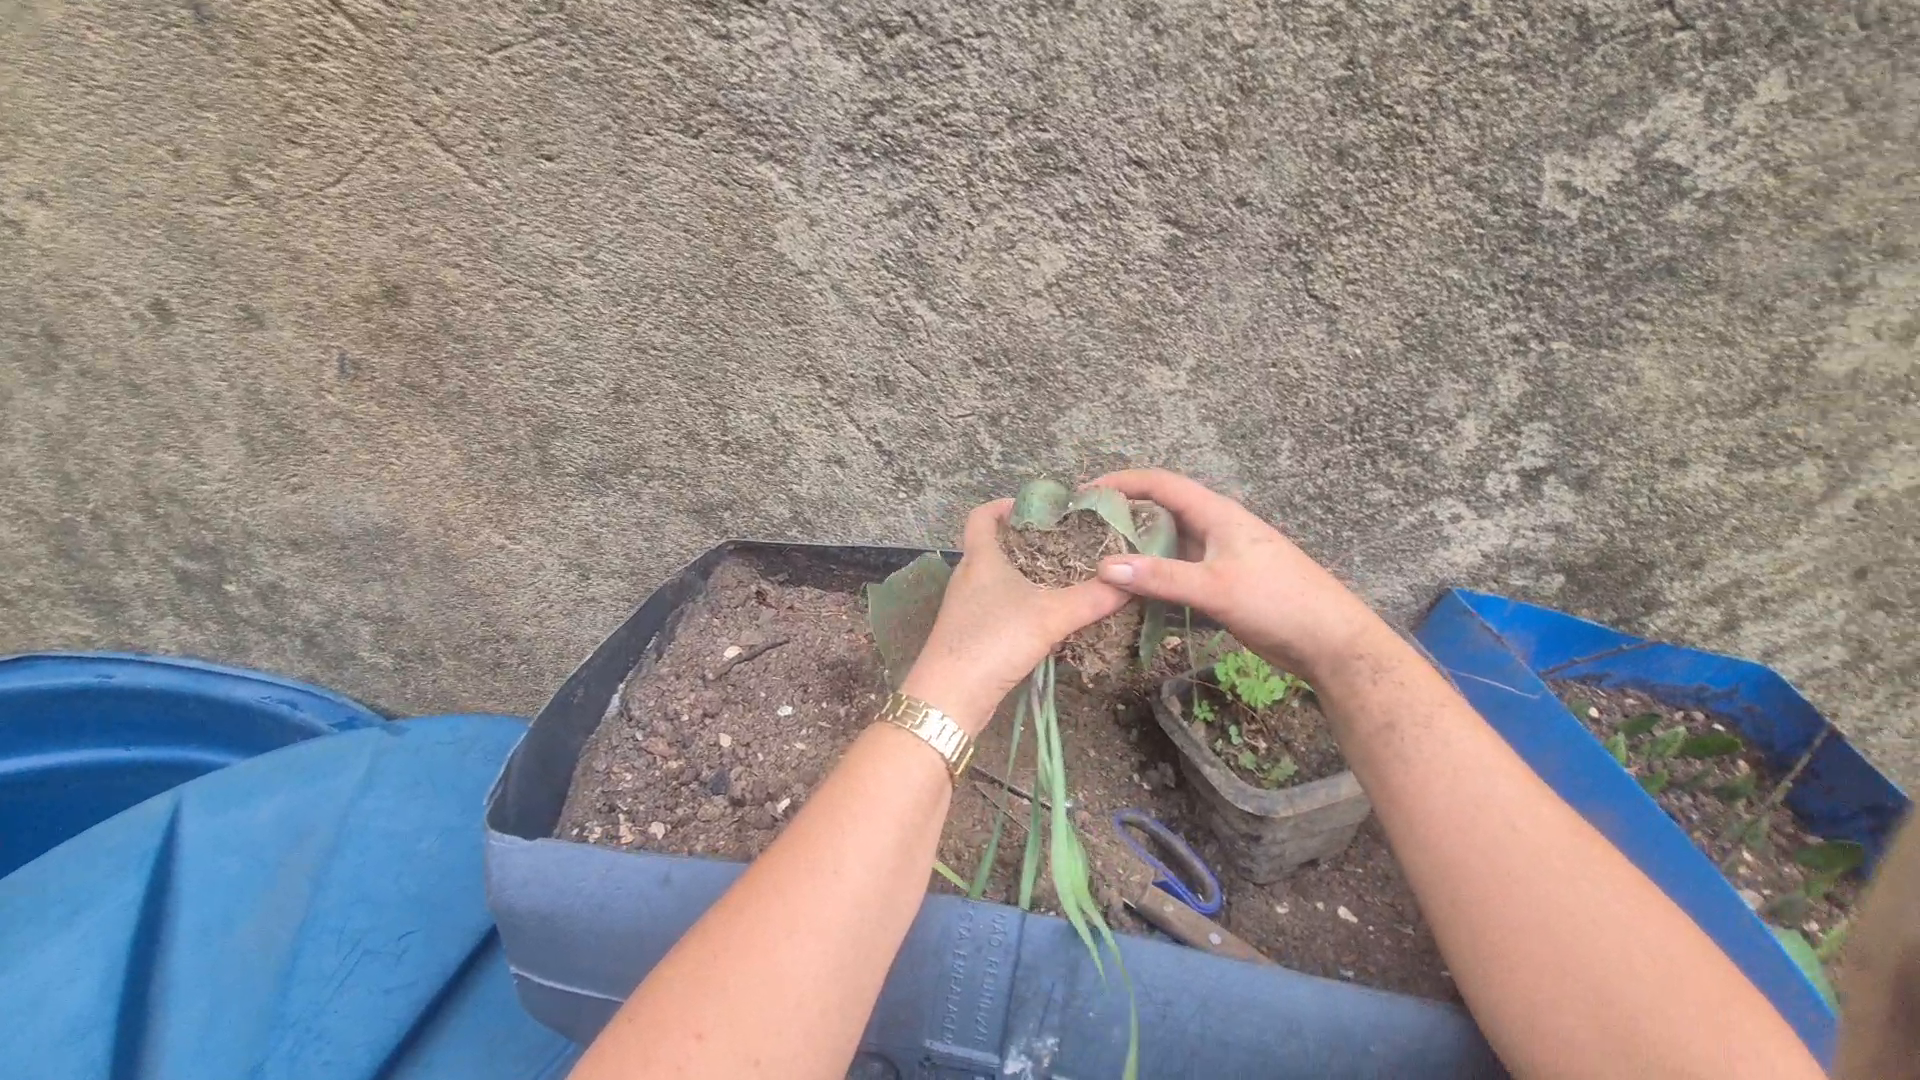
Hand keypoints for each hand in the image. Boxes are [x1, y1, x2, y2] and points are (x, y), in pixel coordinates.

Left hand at [901, 499, 1130, 732]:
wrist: (951, 697)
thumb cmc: (994, 641)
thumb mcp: (1050, 617)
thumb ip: (1091, 599)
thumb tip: (1130, 583)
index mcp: (980, 558)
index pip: (982, 516)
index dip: (1004, 505)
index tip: (1035, 507)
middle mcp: (968, 577)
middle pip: (994, 547)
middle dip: (1027, 543)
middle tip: (1065, 544)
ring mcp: (966, 608)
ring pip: (998, 581)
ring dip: (1026, 578)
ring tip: (1064, 580)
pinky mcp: (970, 635)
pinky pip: (999, 609)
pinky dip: (1022, 607)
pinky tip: (1048, 621)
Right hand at [1089, 469, 1387, 681]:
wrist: (1328, 640)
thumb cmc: (1278, 601)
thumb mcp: (1215, 587)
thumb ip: (1161, 577)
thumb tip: (1105, 566)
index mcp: (1216, 514)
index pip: (1160, 484)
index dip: (1121, 483)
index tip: (1084, 494)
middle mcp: (1214, 529)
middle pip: (1159, 513)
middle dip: (1122, 518)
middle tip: (1083, 533)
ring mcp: (1218, 558)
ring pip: (1167, 546)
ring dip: (1136, 553)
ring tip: (1096, 563)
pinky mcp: (1221, 584)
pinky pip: (1177, 573)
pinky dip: (1153, 579)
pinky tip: (1131, 595)